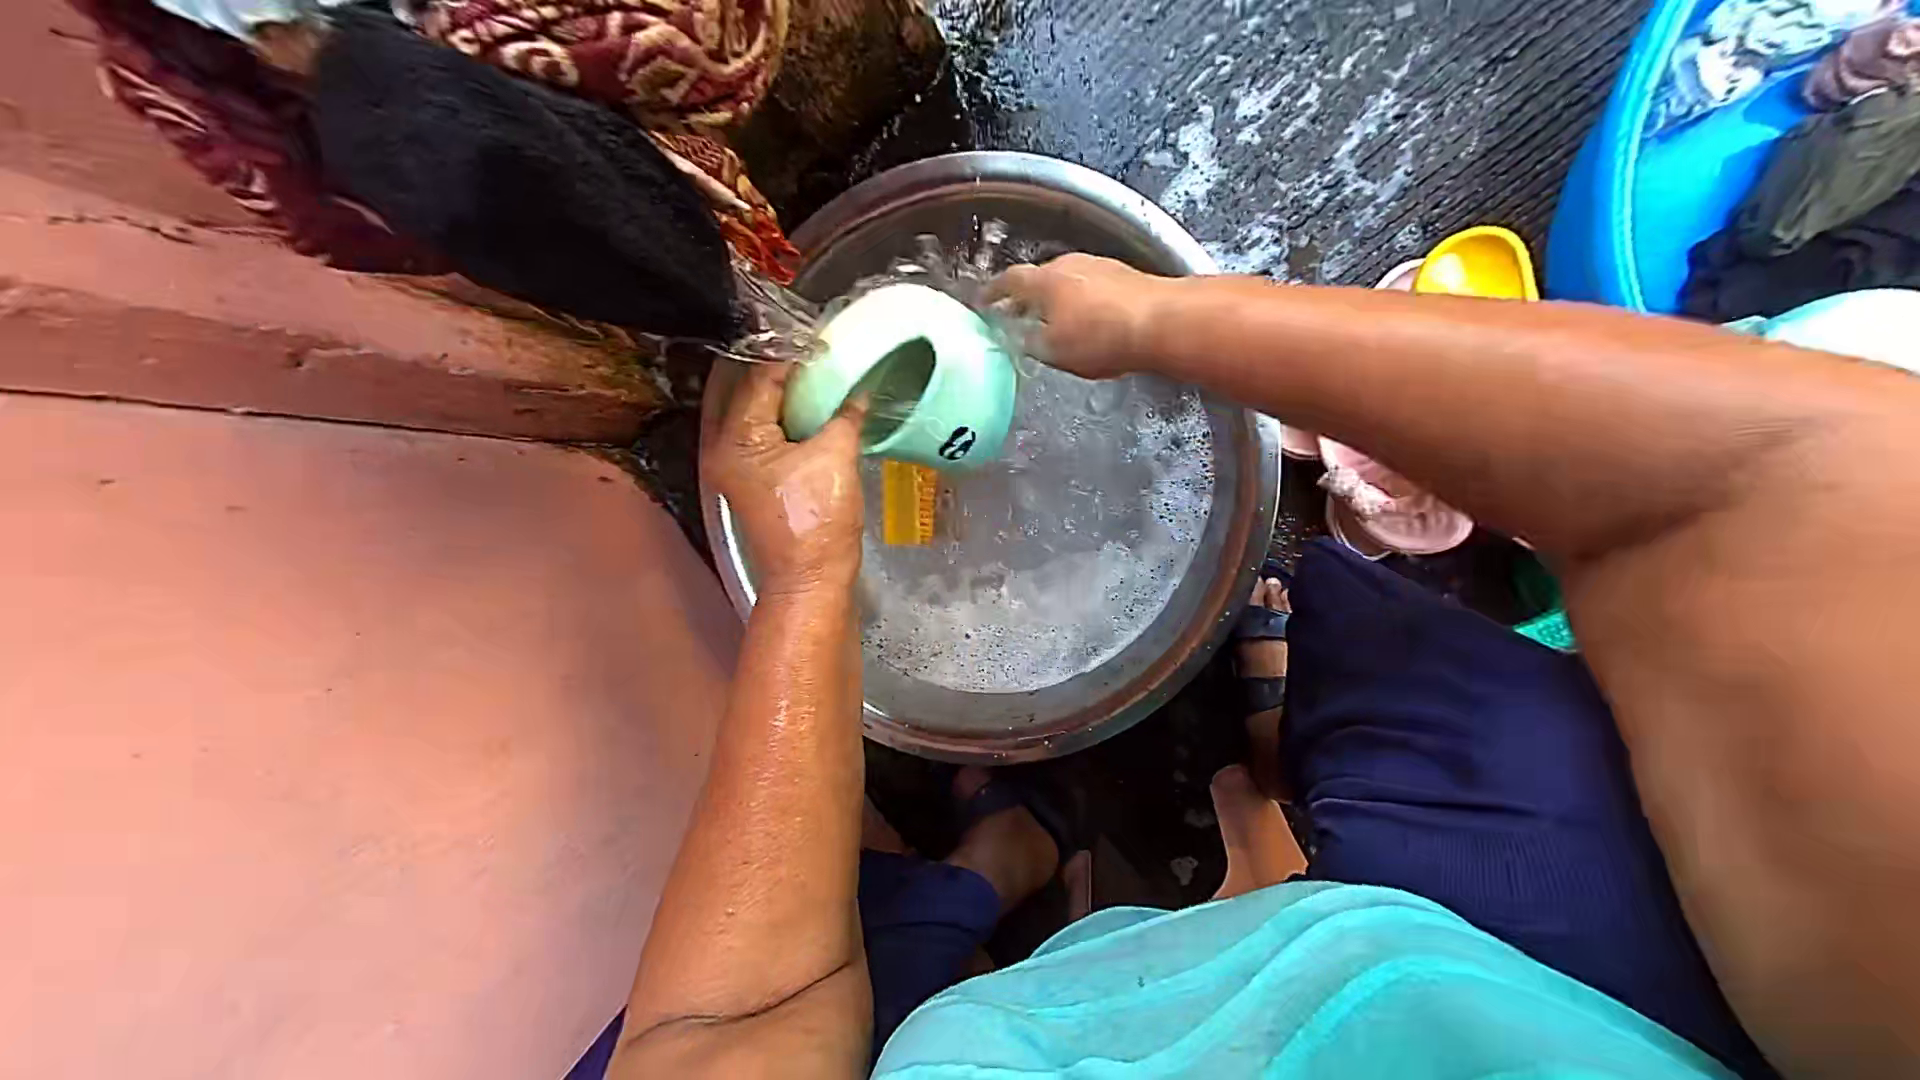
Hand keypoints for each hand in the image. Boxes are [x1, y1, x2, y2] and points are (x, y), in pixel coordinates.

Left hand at [705, 363, 865, 598]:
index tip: (819, 337)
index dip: (790, 353)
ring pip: (750, 411)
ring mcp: (734, 466)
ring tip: (813, 372)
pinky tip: (809, 408)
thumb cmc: (819, 521)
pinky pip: (760, 433)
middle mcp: (723, 447)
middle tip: (811, 349)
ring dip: (778, 391)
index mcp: (736, 439)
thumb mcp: (836, 458)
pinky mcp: (751, 479)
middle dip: (776, 366)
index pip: (759, 377)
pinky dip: (781, 416)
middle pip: (744, 390)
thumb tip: (858, 390)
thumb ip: (845, 416)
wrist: (812, 579)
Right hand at [986, 254, 1172, 378]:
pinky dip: (1081, 302)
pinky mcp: (1124, 277)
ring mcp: (1099, 266)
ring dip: (1056, 299)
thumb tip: (1022, 340)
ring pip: (1067, 281)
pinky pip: (1091, 287)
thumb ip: (1031, 343)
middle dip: (1026, 297)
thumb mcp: (1054, 352)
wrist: (1162, 322)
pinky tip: (1089, 323)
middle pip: (1039, 278)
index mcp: (1043, 281)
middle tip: (1016, 314)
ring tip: (1053, 322)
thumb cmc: (1102, 338)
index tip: (985, 301)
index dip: (993, 293)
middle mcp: (1069, 264)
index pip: (1008, 281)